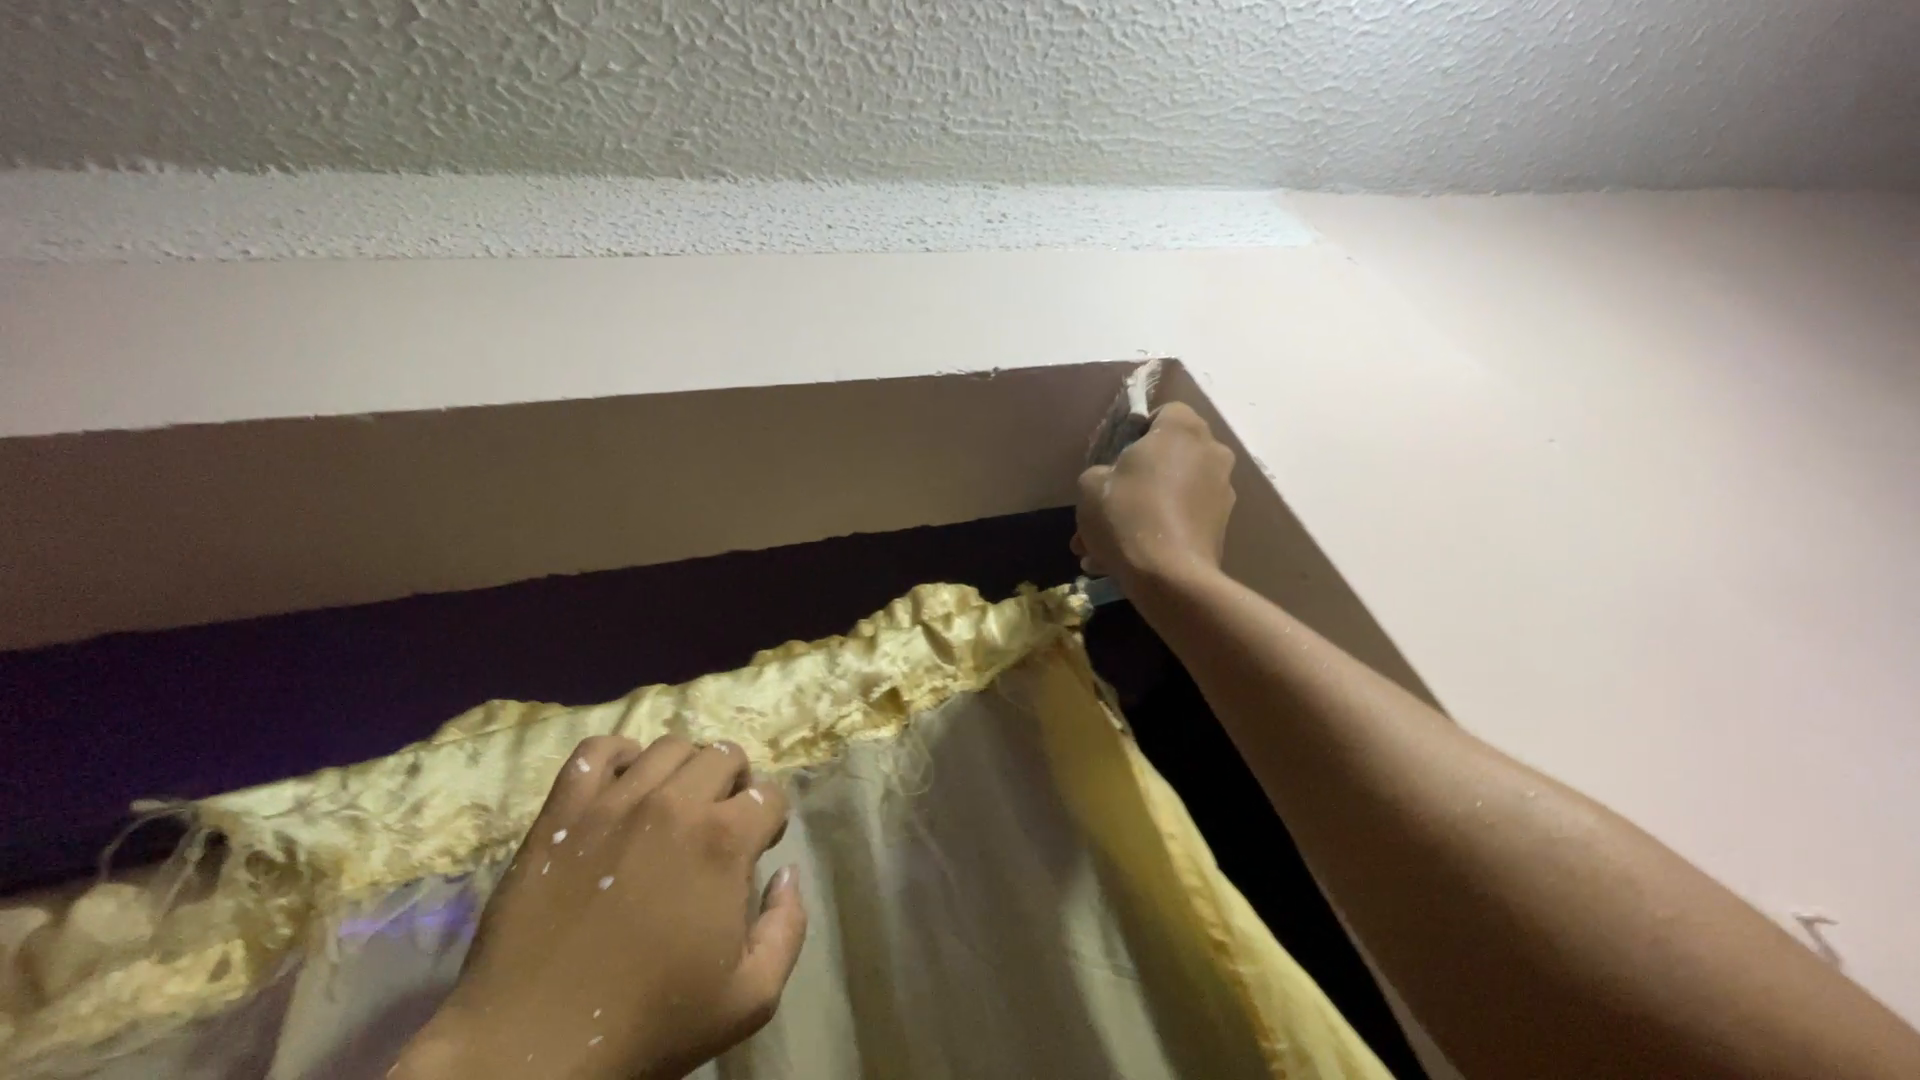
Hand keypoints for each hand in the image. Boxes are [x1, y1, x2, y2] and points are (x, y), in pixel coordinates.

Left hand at [395, 735, 805, 1079]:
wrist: (535, 1047)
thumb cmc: (651, 1024)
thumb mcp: (752, 996)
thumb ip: (788, 925)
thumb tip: (785, 874)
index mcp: (724, 842)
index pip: (769, 795)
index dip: (771, 820)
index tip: (758, 849)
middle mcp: (673, 805)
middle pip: (722, 755)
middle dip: (735, 782)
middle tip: (721, 822)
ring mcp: (611, 803)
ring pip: (666, 747)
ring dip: (685, 767)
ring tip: (676, 803)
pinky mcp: (560, 814)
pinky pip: (595, 752)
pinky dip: (618, 755)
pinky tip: (623, 786)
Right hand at [1073, 402, 1236, 590]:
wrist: (1169, 576)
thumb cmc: (1128, 515)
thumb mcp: (1090, 485)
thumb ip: (1101, 472)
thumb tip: (1112, 481)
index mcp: (1183, 430)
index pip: (1165, 411)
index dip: (1138, 431)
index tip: (1118, 458)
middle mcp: (1212, 453)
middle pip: (1171, 456)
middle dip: (1138, 479)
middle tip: (1107, 507)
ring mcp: (1222, 492)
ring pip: (1172, 494)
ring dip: (1143, 512)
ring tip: (1106, 546)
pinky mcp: (1222, 528)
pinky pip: (1181, 521)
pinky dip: (1159, 533)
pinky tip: (1127, 559)